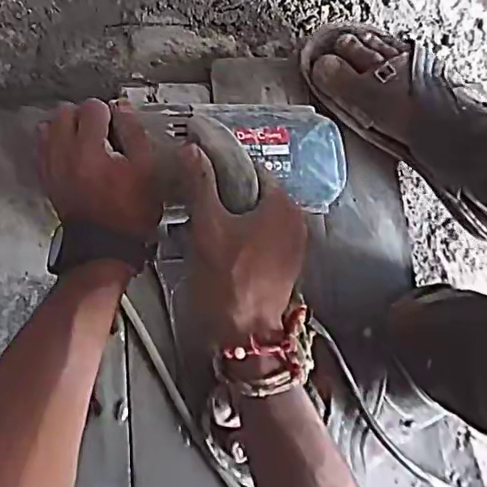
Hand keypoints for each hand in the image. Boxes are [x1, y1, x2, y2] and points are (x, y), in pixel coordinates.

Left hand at [37, 99, 163, 241]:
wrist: (105, 246)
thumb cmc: (127, 216)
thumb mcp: (146, 171)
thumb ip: (134, 134)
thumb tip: (122, 110)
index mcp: (89, 152)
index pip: (92, 107)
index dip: (108, 112)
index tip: (116, 123)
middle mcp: (64, 156)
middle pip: (65, 112)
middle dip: (84, 116)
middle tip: (101, 130)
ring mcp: (51, 167)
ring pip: (49, 127)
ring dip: (66, 128)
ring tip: (84, 140)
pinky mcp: (46, 179)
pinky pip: (42, 148)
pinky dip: (55, 144)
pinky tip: (71, 154)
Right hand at [181, 143, 306, 345]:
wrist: (243, 335)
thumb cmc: (228, 281)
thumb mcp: (208, 227)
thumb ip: (200, 185)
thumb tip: (192, 150)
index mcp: (283, 206)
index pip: (249, 167)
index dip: (220, 164)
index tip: (195, 164)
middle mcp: (294, 221)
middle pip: (252, 191)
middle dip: (222, 189)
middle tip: (192, 192)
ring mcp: (290, 245)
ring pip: (253, 214)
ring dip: (228, 212)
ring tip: (199, 215)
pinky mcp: (282, 263)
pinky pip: (257, 234)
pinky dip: (237, 230)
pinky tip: (215, 238)